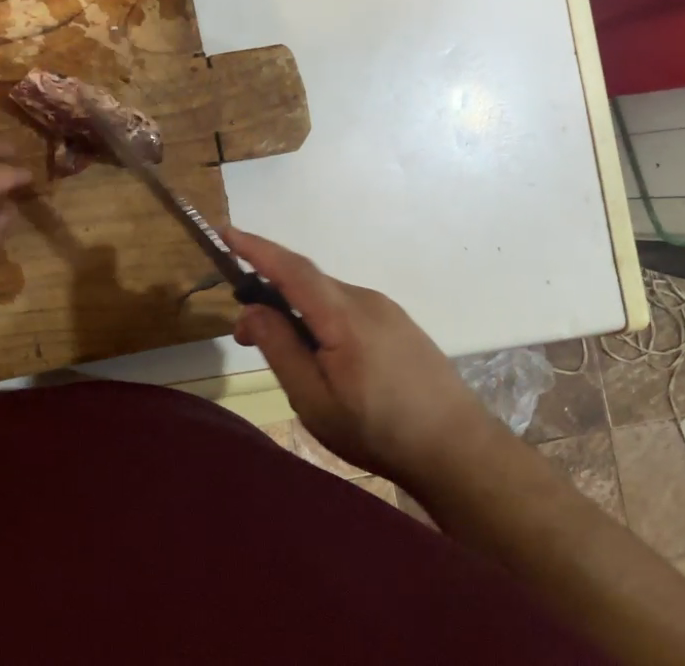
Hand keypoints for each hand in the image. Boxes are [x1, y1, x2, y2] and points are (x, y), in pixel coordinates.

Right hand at [228, 229, 502, 485]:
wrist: (460, 452)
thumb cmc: (379, 431)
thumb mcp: (314, 400)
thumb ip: (280, 349)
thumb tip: (252, 310)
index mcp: (344, 316)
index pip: (291, 269)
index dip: (256, 249)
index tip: (225, 232)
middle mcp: (366, 301)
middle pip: (307, 282)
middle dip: (268, 295)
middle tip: (242, 336)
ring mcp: (388, 312)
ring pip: (327, 299)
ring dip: (296, 313)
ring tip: (284, 355)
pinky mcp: (400, 327)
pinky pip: (347, 311)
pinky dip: (321, 321)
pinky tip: (322, 358)